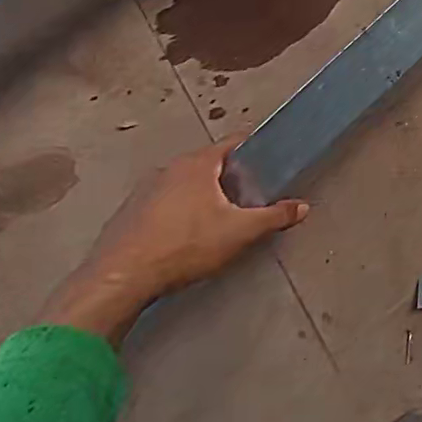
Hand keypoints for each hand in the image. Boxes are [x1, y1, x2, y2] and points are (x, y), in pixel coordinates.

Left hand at [38, 137, 308, 345]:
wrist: (121, 278)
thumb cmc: (184, 246)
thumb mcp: (242, 231)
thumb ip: (275, 216)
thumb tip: (300, 207)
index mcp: (198, 165)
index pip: (233, 143)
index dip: (255, 148)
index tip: (270, 155)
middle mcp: (169, 170)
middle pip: (210, 164)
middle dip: (232, 177)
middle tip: (252, 195)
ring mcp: (145, 190)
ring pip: (187, 184)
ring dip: (206, 195)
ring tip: (223, 218)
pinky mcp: (131, 213)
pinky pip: (167, 203)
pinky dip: (183, 211)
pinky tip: (191, 234)